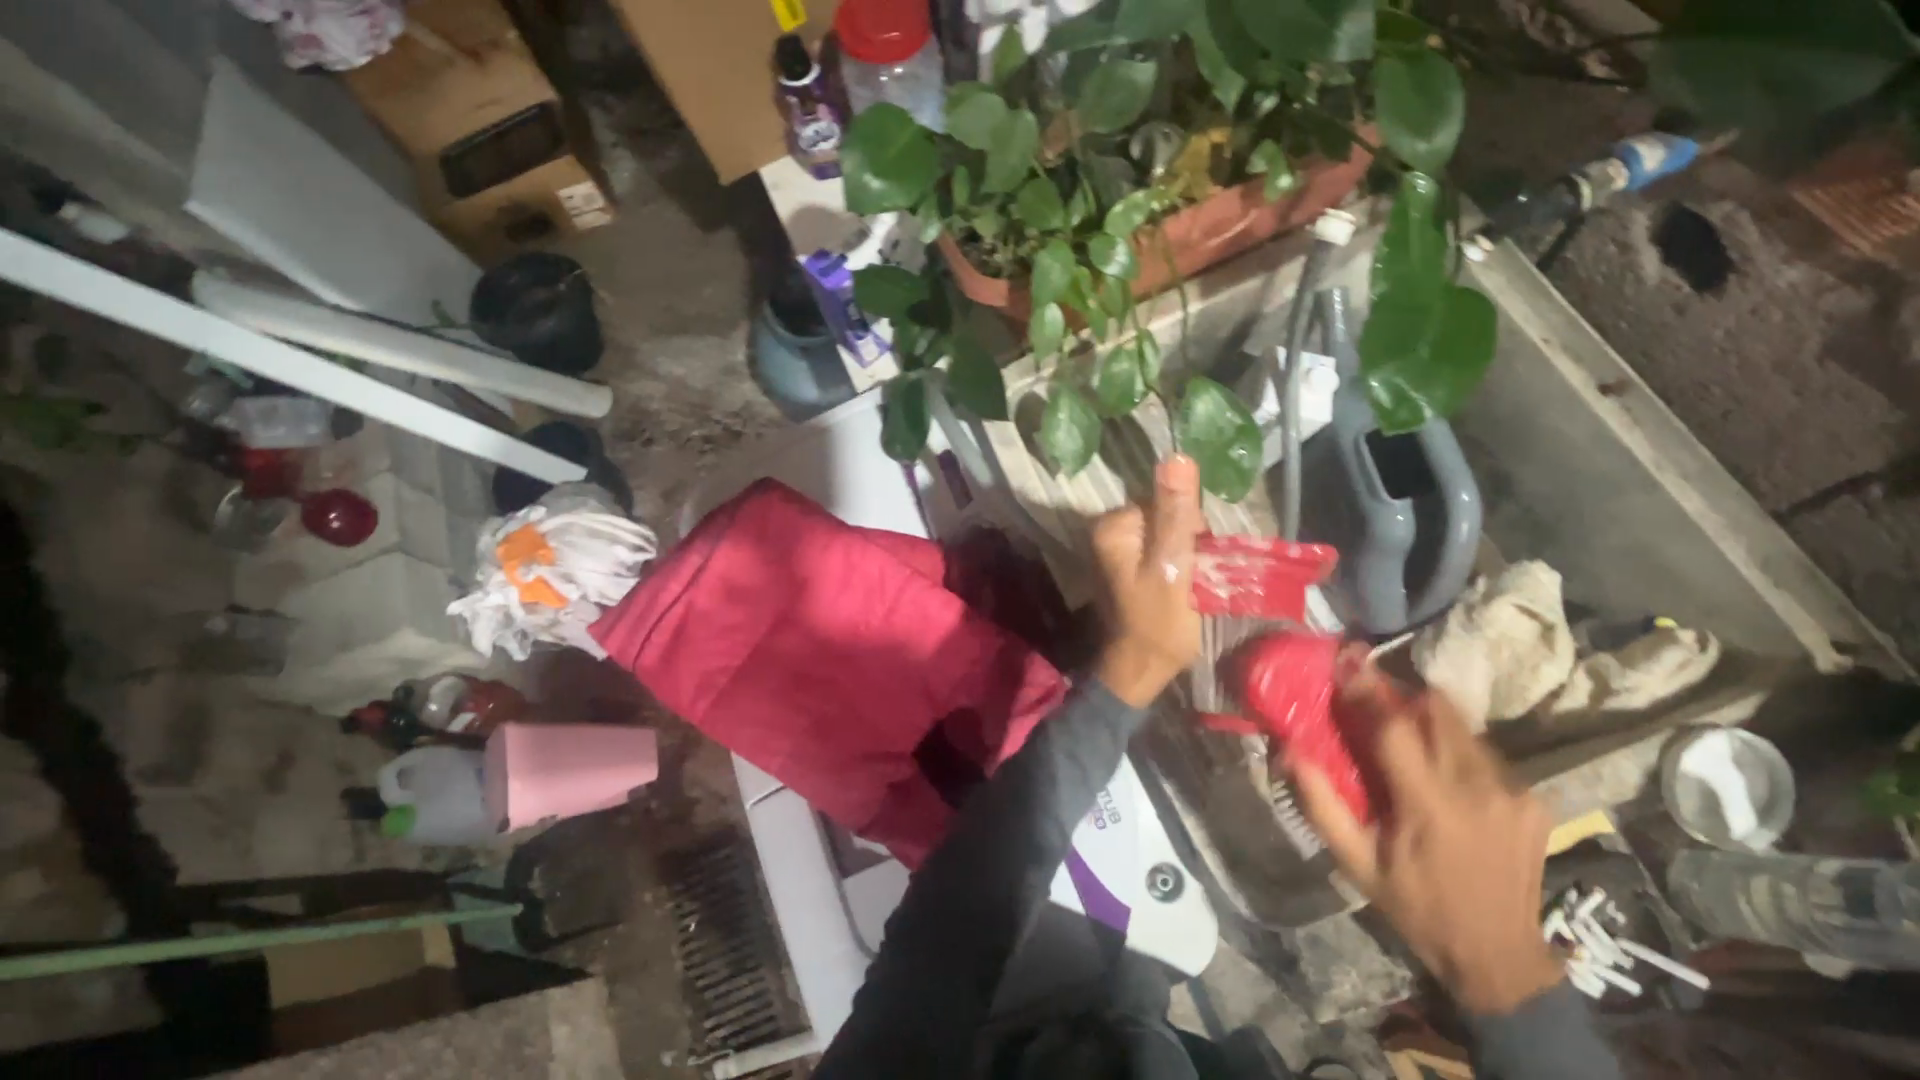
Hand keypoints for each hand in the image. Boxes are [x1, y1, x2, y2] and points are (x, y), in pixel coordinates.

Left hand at [1089, 455, 1203, 707]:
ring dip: (1190, 553)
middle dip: (1190, 539)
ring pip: (1171, 533)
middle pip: (1167, 514)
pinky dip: (1182, 564)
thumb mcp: (1172, 565)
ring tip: (1195, 582)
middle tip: (1196, 573)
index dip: (1190, 525)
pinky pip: (1166, 550)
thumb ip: (1176, 514)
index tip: (1195, 556)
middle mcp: (1111, 532)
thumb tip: (1178, 457)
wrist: (1142, 671)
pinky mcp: (1133, 568)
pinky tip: (1188, 586)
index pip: (1165, 499)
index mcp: (1113, 526)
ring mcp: (1121, 551)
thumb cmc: (1157, 622)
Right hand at [1290, 654, 1561, 1014]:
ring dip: (1430, 719)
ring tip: (1406, 733)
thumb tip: (1287, 750)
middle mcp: (1477, 788)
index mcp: (1429, 806)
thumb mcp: (1357, 864)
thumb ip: (1321, 805)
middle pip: (1439, 709)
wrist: (1499, 954)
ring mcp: (1513, 792)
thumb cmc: (1416, 907)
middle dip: (1403, 692)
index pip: (1395, 727)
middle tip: (1374, 695)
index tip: (1345, 660)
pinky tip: (1444, 776)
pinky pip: (1487, 754)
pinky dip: (1457, 749)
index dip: (1367, 689)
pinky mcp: (1534, 799)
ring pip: (1465, 726)